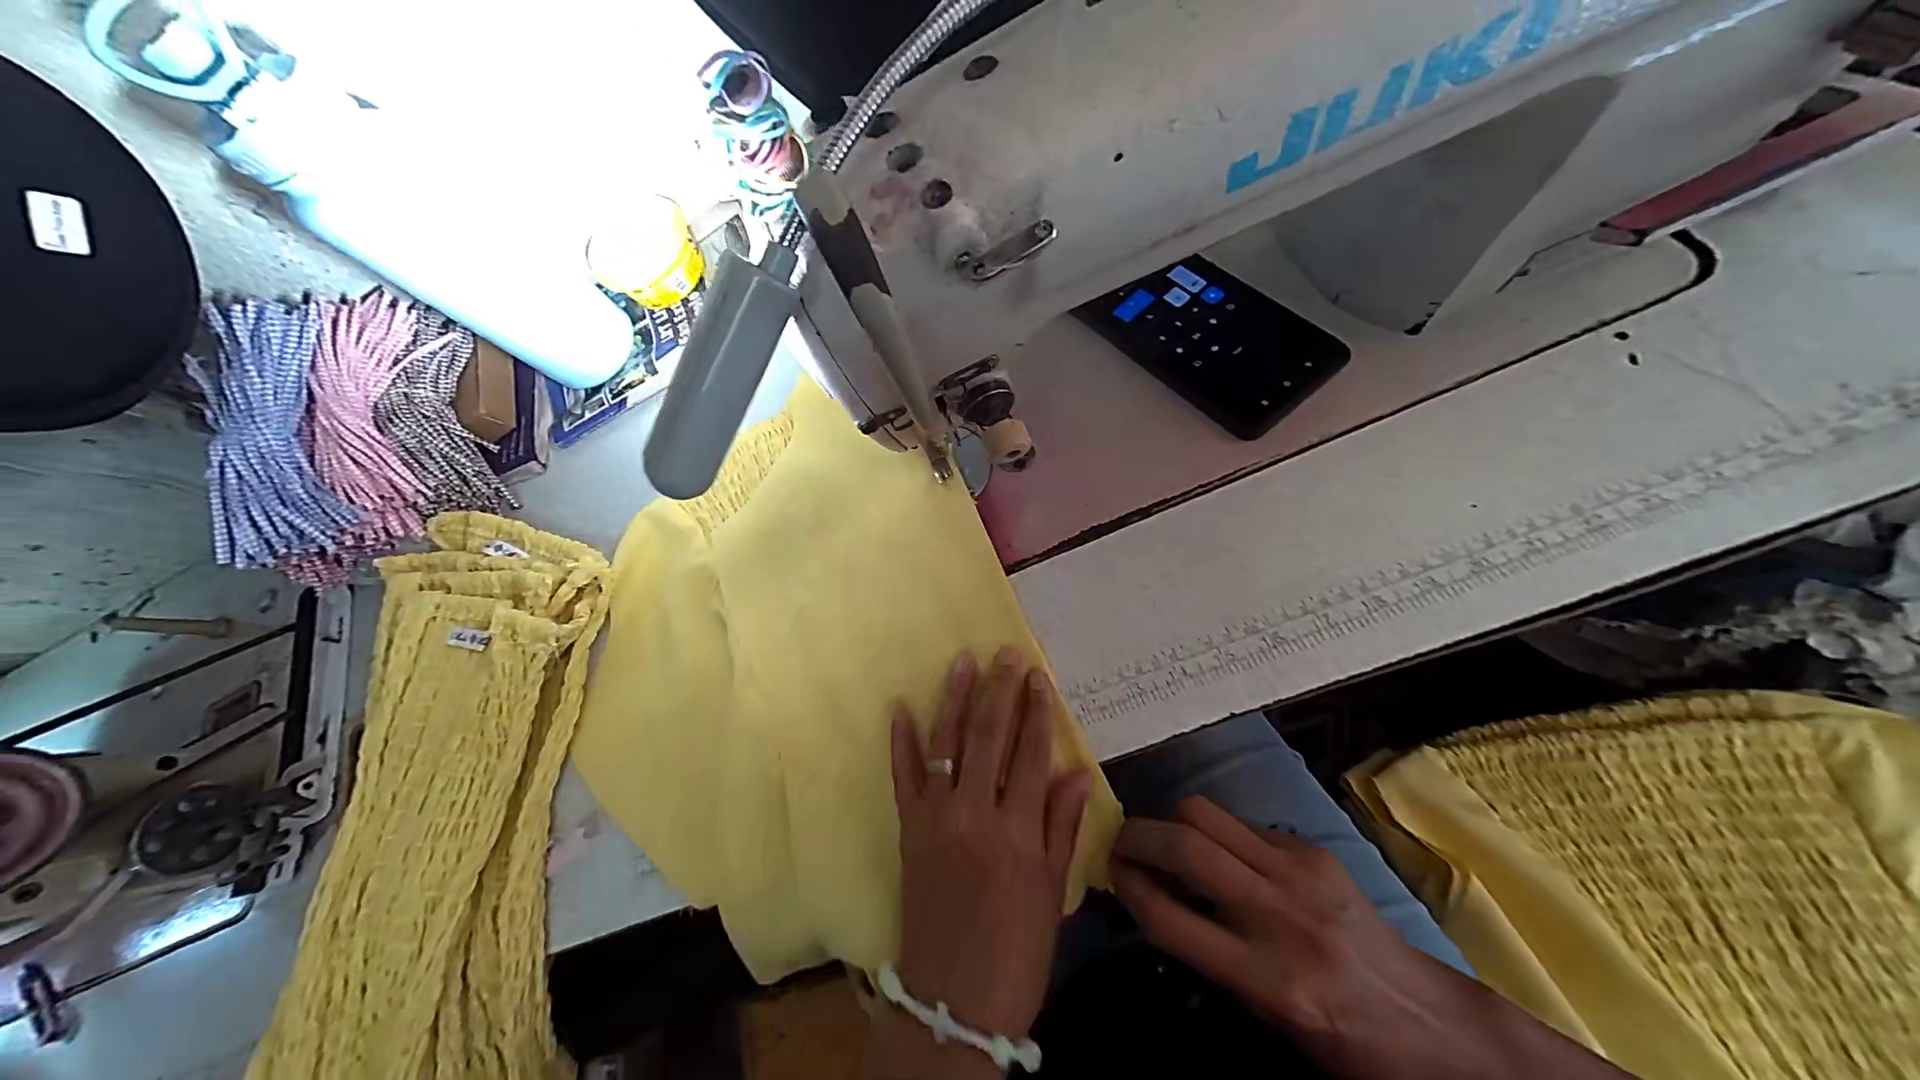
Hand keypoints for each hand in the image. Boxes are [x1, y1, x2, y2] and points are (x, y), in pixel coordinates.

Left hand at [875, 649, 1091, 1074]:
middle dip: (999, 692)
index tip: (1038, 678)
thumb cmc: (1016, 949)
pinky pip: (902, 779)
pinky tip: (901, 709)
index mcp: (1017, 832)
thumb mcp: (1052, 893)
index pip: (1030, 755)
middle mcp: (974, 815)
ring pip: (945, 747)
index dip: (1036, 713)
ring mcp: (935, 820)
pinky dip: (901, 743)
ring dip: (953, 701)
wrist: (954, 1000)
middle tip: (1005, 656)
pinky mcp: (908, 831)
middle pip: (988, 739)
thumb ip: (1061, 828)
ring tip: (961, 663)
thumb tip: (1073, 773)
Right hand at [1111, 796, 1632, 1079]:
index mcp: (1268, 980)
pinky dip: (1215, 831)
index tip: (1111, 874)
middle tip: (1121, 845)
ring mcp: (1301, 874)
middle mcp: (1281, 917)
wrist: (1427, 1021)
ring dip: (1171, 821)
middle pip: (1183, 845)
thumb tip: (1152, 896)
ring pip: (1205, 814)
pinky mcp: (1314, 850)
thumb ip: (1206, 954)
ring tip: (1163, 840)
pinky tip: (1220, 853)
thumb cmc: (1338, 1036)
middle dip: (1136, 836)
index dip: (1126, 887)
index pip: (1168, 918)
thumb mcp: (1265, 1013)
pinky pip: (1241, 823)